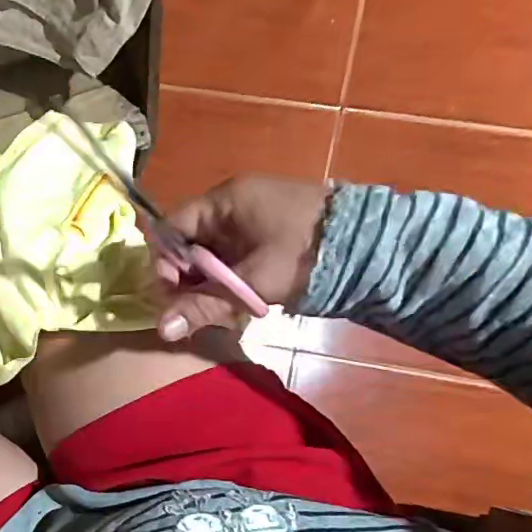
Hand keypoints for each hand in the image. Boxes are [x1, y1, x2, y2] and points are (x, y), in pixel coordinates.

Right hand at [154, 175, 328, 341]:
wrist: (368, 249)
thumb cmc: (304, 256)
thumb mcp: (252, 283)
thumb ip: (205, 305)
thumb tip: (162, 330)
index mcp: (224, 201)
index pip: (171, 228)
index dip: (165, 263)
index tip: (173, 295)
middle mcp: (232, 205)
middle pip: (188, 244)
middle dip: (187, 281)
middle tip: (196, 311)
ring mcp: (250, 221)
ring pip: (210, 257)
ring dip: (208, 286)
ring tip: (219, 312)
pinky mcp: (266, 238)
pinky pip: (232, 260)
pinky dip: (228, 284)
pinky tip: (237, 306)